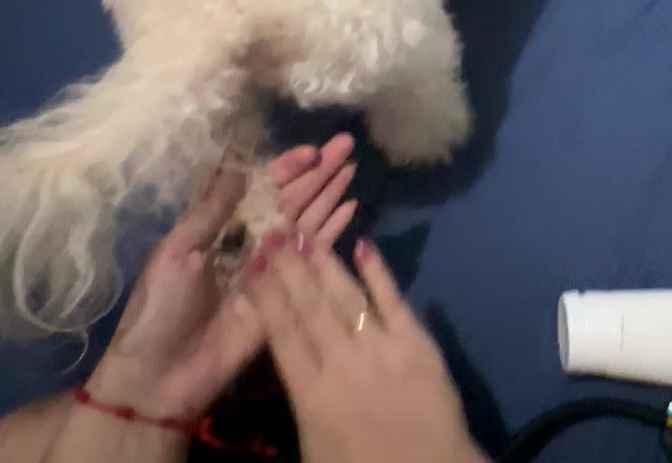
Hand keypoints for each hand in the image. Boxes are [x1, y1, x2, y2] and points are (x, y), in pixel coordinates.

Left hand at [87, 135, 360, 418]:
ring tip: (353, 166)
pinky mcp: (289, 290)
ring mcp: (273, 263)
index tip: (312, 151)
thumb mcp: (176, 252)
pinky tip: (351, 207)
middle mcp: (253, 238)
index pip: (262, 186)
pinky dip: (333, 229)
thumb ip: (213, 210)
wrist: (161, 377)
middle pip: (292, 196)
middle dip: (319, 170)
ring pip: (308, 218)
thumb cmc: (160, 310)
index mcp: (223, 225)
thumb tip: (241, 165)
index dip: (288, 166)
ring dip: (330, 192)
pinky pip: (315, 253)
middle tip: (346, 143)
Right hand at [247, 235, 487, 462]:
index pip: (283, 335)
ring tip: (306, 233)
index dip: (267, 297)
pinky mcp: (416, 341)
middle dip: (290, 268)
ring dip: (325, 263)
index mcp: (311, 395)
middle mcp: (342, 363)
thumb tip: (291, 360)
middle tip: (274, 231)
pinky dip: (378, 272)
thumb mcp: (312, 448)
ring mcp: (381, 348)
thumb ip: (301, 403)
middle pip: (310, 307)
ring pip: (346, 297)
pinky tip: (364, 244)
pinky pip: (393, 300)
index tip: (254, 264)